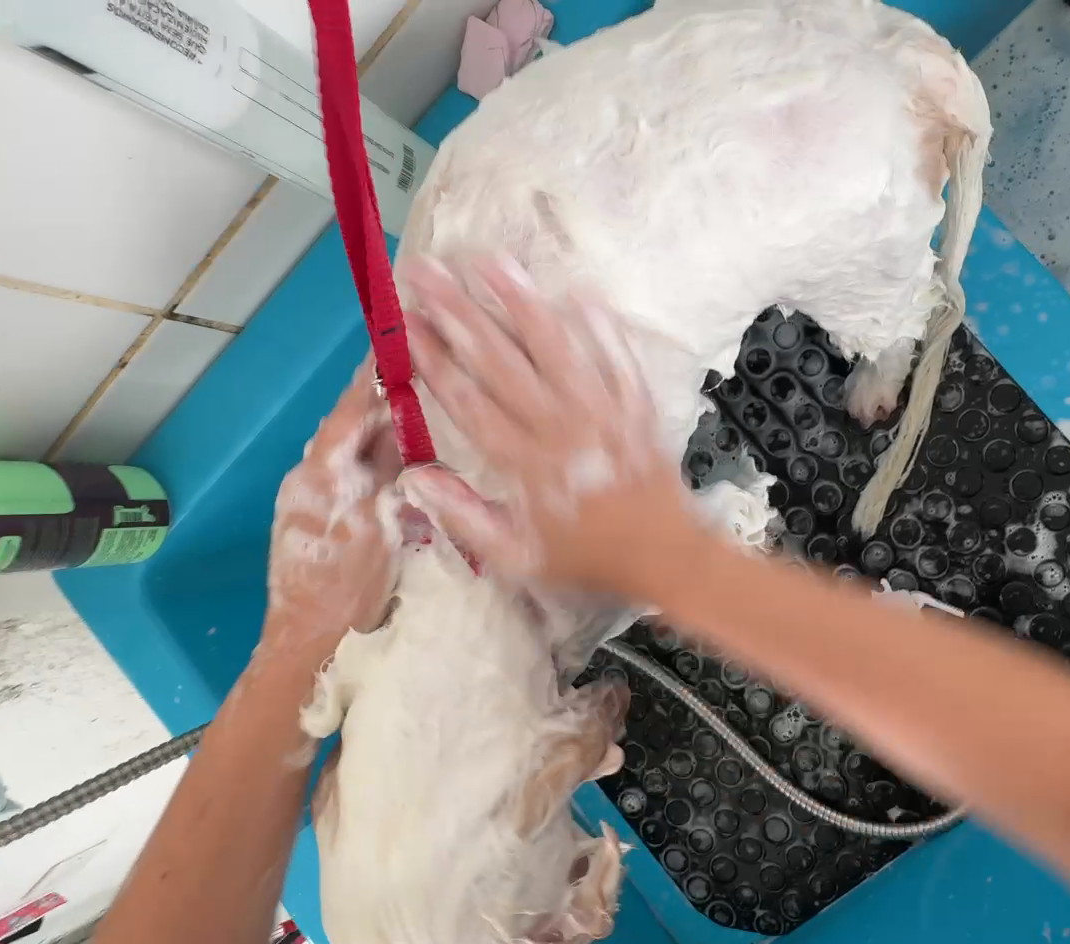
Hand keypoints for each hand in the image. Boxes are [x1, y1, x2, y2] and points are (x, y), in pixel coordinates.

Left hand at [264, 363, 411, 654]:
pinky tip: (398, 461)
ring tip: (411, 410)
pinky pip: (346, 473)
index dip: (370, 377)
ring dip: (376, 429)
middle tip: (412, 372)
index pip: (349, 412)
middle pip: (345, 426)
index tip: (391, 342)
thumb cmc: (351, 587)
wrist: (310, 637)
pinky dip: (372, 458)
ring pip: (346, 450)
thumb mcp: (383, 528)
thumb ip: (395, 479)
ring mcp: (307, 497)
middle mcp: (307, 478)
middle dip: (377, 398)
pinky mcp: (313, 516)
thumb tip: (413, 441)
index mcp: (321, 475)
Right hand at [396, 255, 701, 595]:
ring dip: (522, 302)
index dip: (432, 359)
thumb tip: (415, 478)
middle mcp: (561, 428)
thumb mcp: (519, 557)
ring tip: (491, 260)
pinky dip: (601, 327)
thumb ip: (466, 517)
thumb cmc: (590, 558)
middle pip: (502, 362)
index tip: (404, 322)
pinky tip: (580, 292)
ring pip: (558, 348)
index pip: (468, 401)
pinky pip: (618, 359)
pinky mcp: (637, 406)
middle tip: (427, 271)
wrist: (665, 555)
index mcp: (525, 464)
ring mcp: (603, 412)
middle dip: (459, 314)